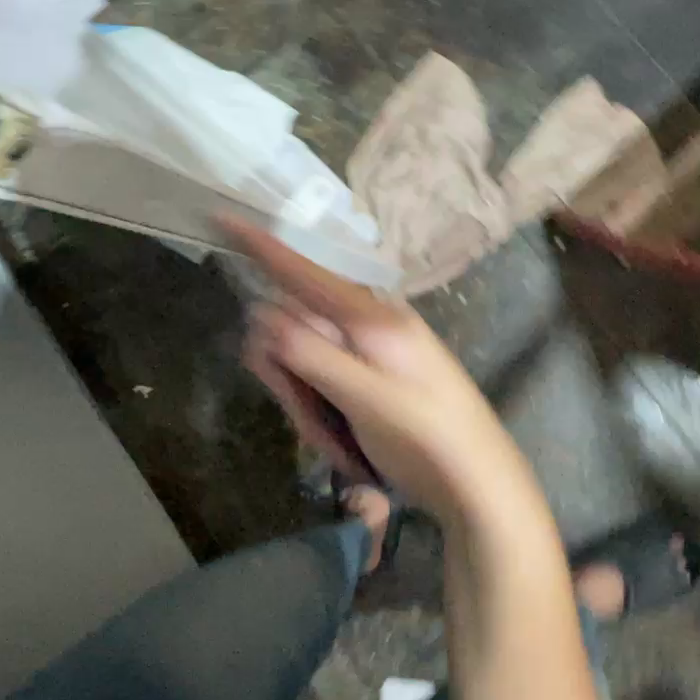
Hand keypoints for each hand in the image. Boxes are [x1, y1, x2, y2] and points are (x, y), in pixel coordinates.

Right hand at [223, 217, 538, 522]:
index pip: (304, 271)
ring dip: (306, 405)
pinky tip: (344, 446)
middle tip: (310, 421)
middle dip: (287, 376)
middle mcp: (366, 325)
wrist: (477, 483)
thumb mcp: (365, 397)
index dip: (262, 247)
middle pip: (293, 326)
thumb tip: (262, 314)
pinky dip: (322, 414)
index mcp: (370, 317)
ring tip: (338, 446)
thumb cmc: (428, 438)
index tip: (222, 217)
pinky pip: (322, 383)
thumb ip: (312, 354)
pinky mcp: (367, 378)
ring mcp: (367, 353)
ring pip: (303, 361)